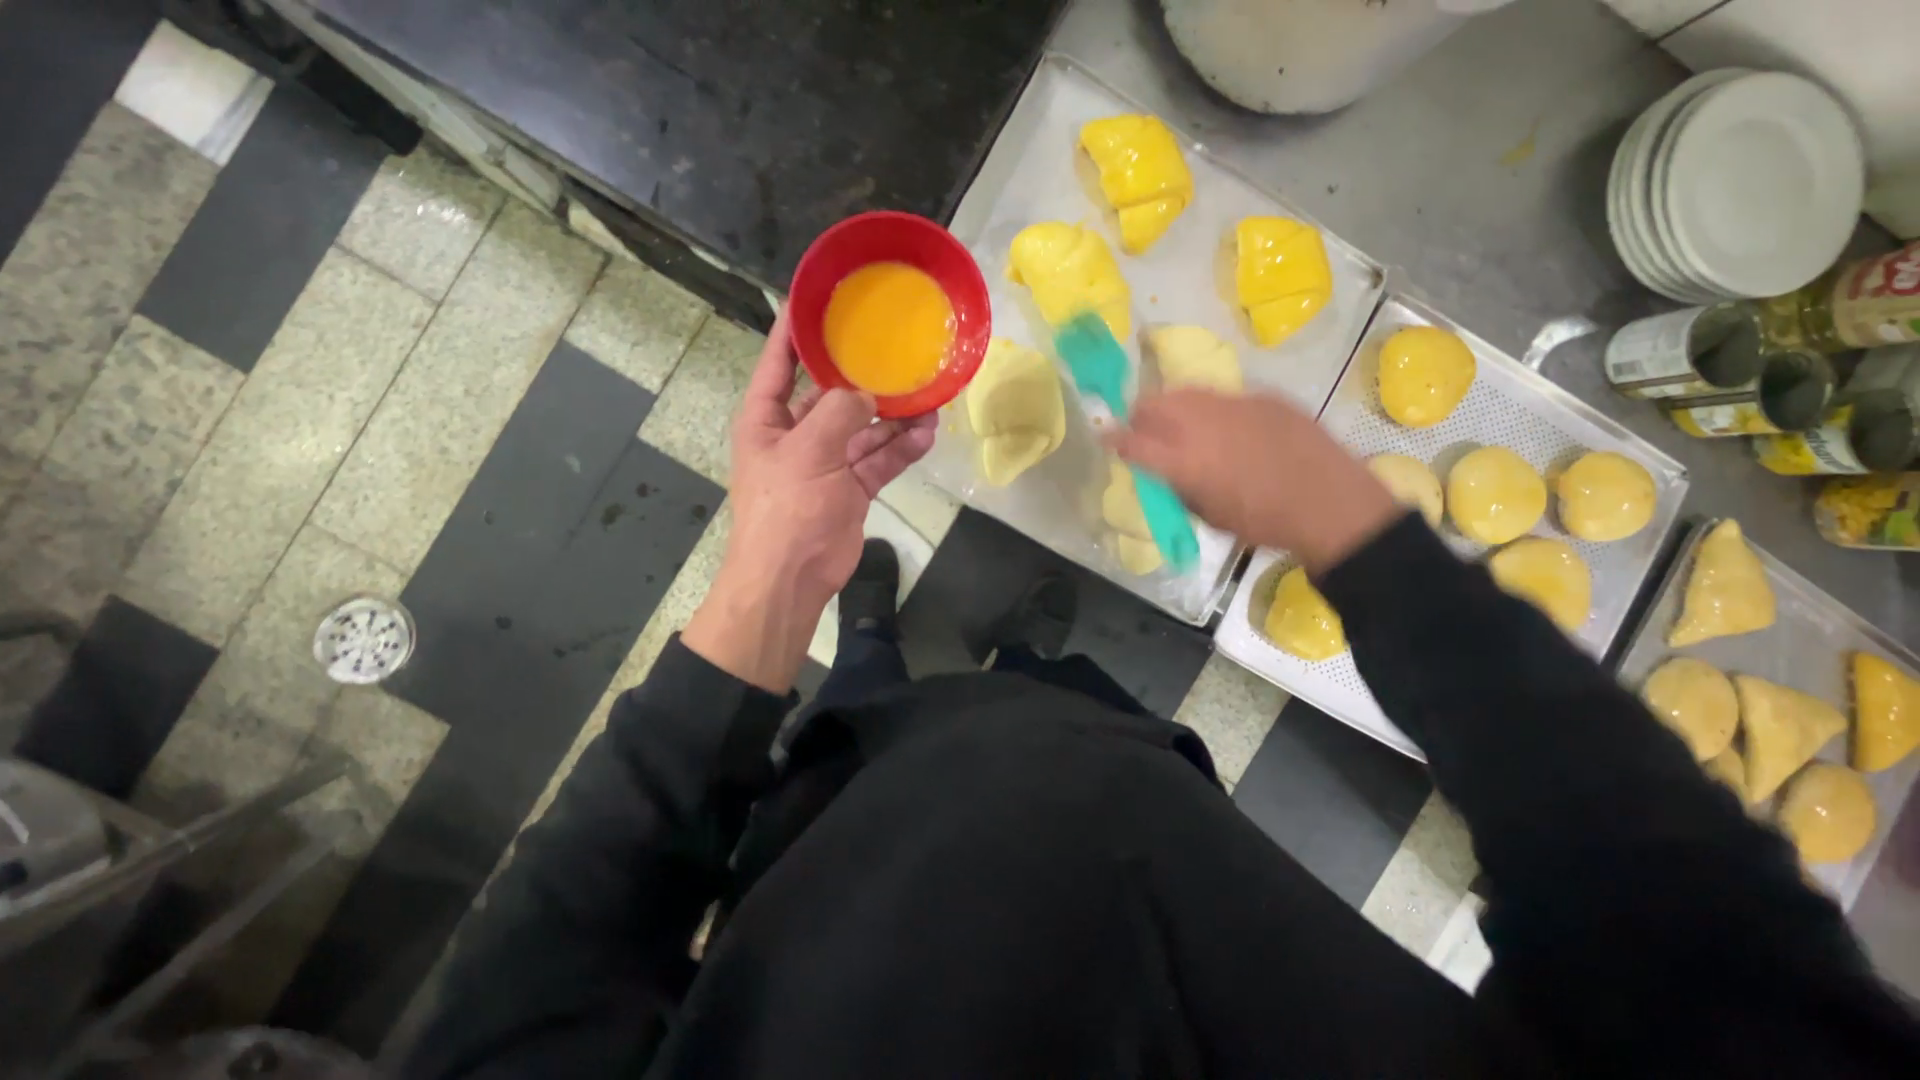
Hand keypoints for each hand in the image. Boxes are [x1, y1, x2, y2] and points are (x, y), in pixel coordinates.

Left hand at [682, 310, 936, 691]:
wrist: (791, 579)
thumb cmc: (785, 508)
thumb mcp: (808, 450)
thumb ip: (839, 412)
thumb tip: (865, 393)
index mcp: (766, 418)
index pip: (780, 361)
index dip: (796, 329)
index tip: (818, 297)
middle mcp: (795, 434)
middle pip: (831, 394)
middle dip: (863, 376)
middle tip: (897, 348)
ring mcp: (826, 462)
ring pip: (863, 428)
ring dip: (892, 415)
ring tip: (928, 394)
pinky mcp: (851, 488)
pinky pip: (879, 459)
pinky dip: (901, 448)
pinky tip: (927, 433)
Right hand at [1112, 389, 1401, 572]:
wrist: (1330, 503)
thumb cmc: (1265, 522)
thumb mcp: (1210, 515)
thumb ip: (1180, 487)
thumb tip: (1167, 472)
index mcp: (1184, 460)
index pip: (1132, 440)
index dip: (1113, 438)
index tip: (1106, 438)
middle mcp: (1202, 423)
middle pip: (1153, 403)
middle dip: (1140, 415)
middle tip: (1142, 430)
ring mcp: (1234, 404)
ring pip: (1186, 391)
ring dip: (1173, 406)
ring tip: (1180, 424)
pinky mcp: (1263, 396)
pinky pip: (1224, 396)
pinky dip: (1213, 409)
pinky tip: (1227, 428)